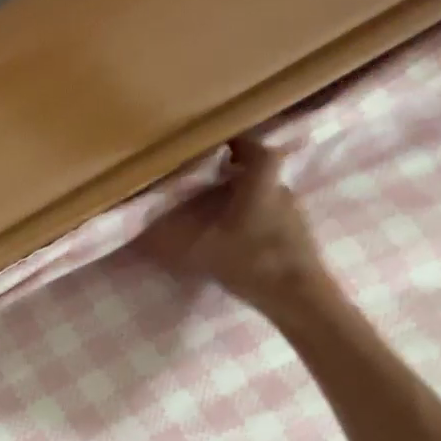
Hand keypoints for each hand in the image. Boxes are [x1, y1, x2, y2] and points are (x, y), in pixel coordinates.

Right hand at [131, 138, 340, 319]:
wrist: (299, 296)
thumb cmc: (252, 261)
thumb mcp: (204, 252)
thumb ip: (173, 241)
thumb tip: (140, 235)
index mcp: (260, 186)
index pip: (258, 151)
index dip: (241, 144)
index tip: (221, 146)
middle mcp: (280, 192)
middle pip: (259, 174)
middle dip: (235, 175)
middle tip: (208, 183)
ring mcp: (292, 215)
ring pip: (265, 196)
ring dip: (243, 200)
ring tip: (216, 214)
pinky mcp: (296, 236)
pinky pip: (271, 217)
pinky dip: (253, 220)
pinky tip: (236, 239)